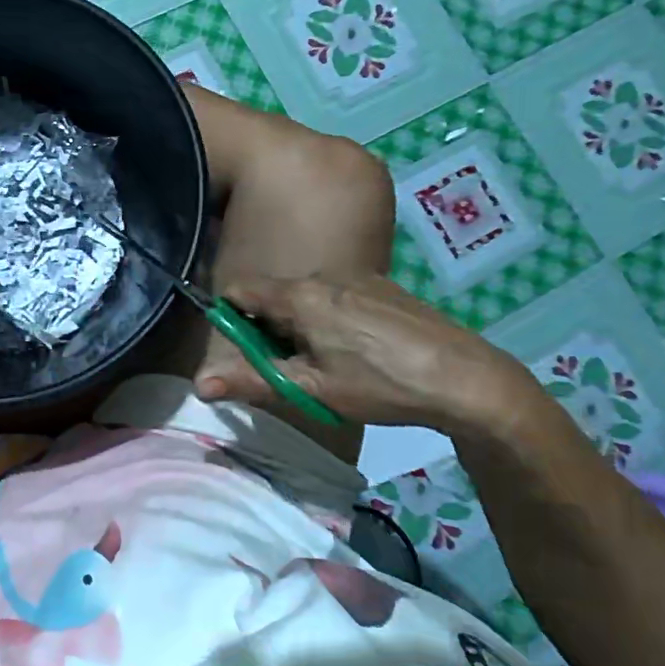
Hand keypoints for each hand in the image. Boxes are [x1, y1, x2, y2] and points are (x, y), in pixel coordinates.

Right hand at [193, 274, 536, 428]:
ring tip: (330, 366)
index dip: (231, 318)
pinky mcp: (382, 285)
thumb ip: (254, 381)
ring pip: (307, 297)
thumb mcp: (313, 390)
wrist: (464, 376)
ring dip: (301, 326)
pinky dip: (330, 319)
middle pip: (275, 295)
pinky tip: (360, 352)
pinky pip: (337, 296)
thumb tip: (200, 384)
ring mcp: (358, 276)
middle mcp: (325, 274)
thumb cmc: (381, 384)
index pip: (241, 289)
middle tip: (292, 370)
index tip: (245, 352)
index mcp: (301, 295)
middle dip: (270, 329)